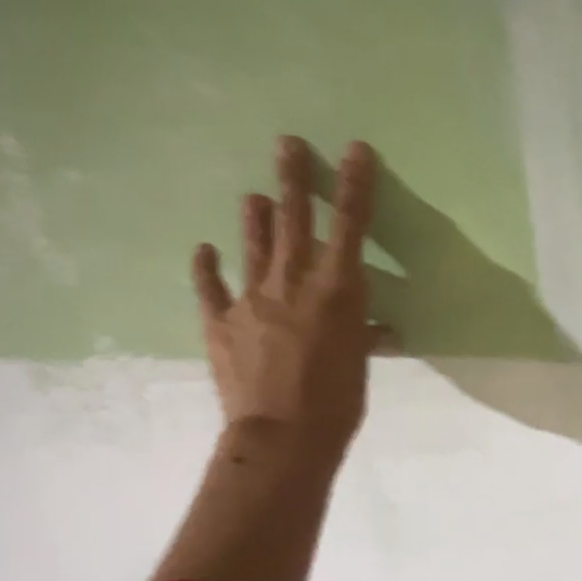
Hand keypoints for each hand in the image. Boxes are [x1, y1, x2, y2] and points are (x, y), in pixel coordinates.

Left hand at [191, 136, 387, 470]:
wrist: (283, 437)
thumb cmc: (337, 401)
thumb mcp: (361, 363)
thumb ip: (364, 335)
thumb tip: (378, 327)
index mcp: (336, 289)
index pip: (349, 226)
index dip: (354, 185)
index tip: (355, 149)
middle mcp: (292, 282)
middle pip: (294, 220)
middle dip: (293, 179)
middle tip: (286, 143)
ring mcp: (251, 299)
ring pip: (253, 245)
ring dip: (255, 217)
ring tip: (254, 194)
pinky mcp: (220, 322)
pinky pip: (210, 287)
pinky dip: (206, 267)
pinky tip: (204, 249)